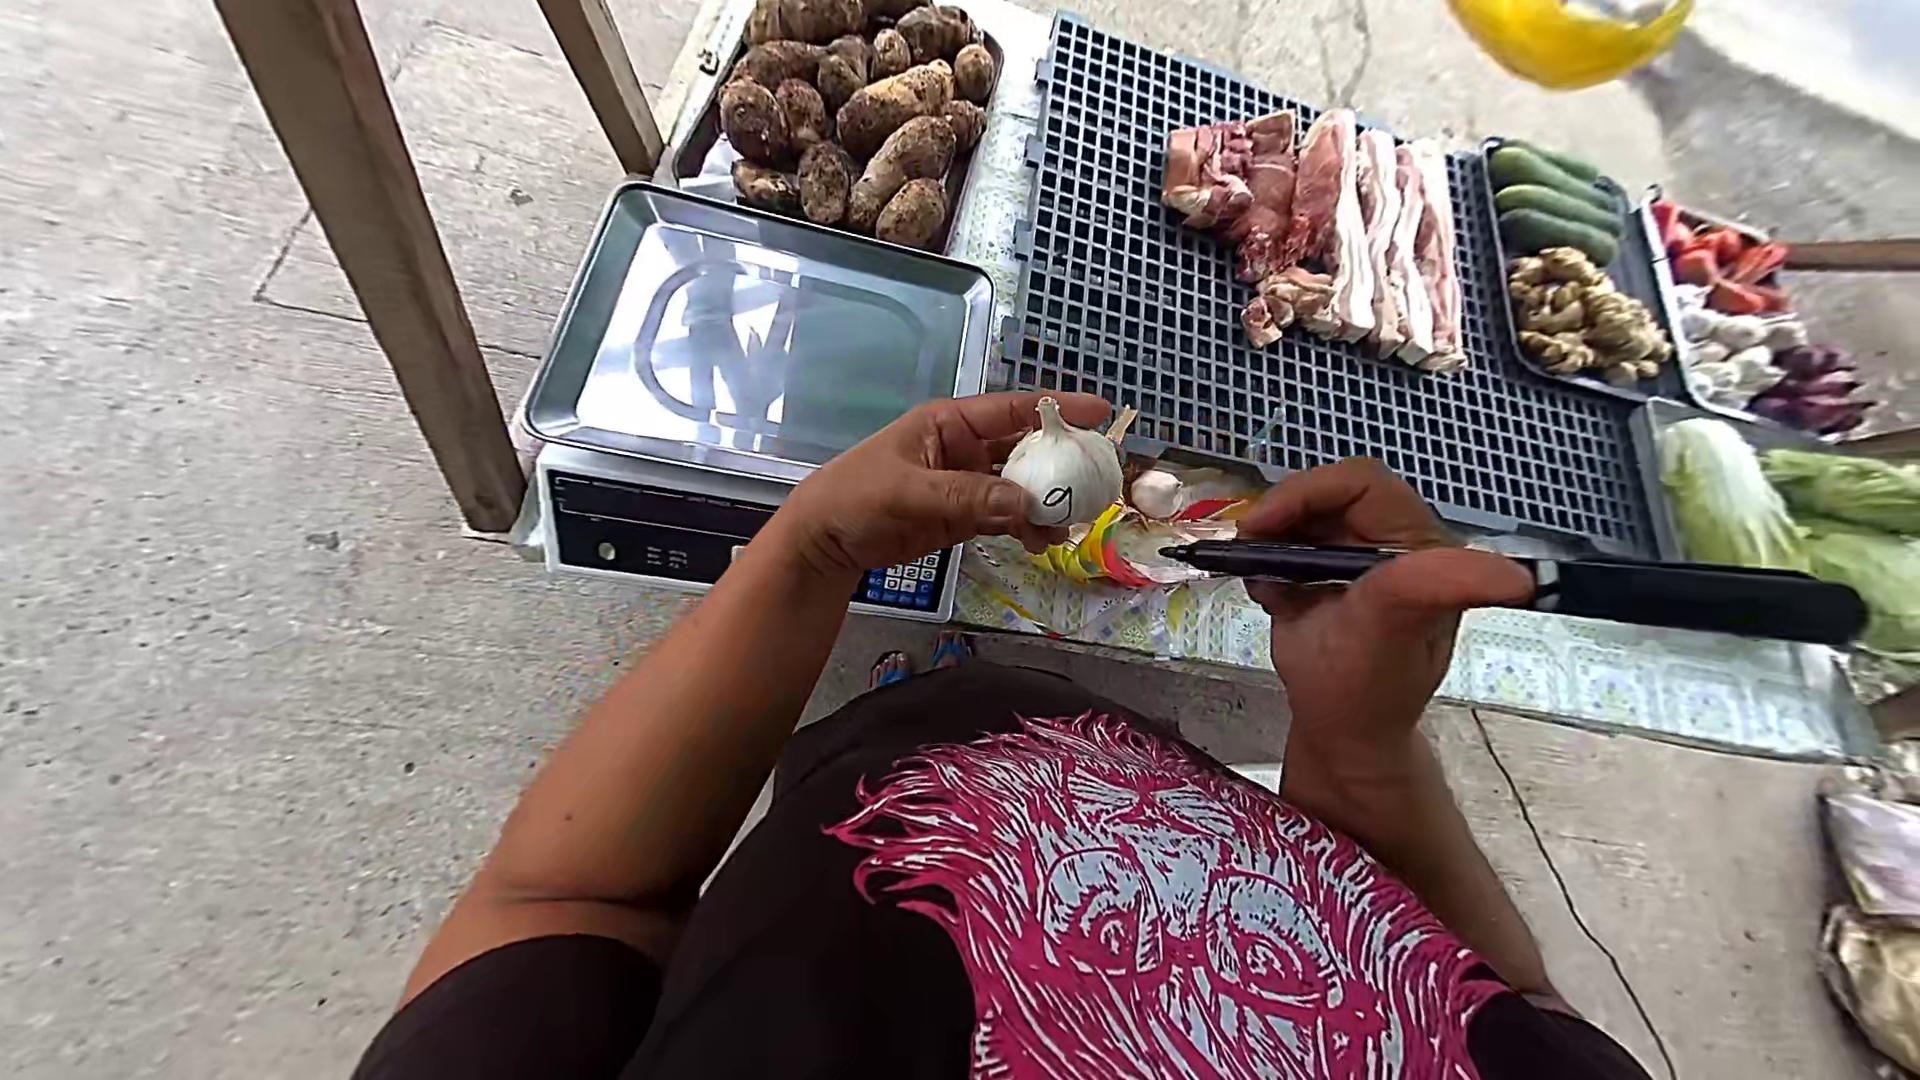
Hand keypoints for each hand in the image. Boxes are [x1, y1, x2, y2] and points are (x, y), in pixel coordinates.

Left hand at [770, 391, 1112, 578]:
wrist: (828, 540)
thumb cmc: (856, 495)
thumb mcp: (907, 490)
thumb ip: (965, 496)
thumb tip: (1024, 505)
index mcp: (951, 423)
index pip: (1011, 410)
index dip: (1056, 409)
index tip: (1099, 414)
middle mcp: (965, 448)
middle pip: (1024, 450)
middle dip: (1059, 463)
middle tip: (1093, 482)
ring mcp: (967, 483)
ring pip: (1019, 487)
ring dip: (1044, 503)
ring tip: (1066, 523)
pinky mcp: (964, 515)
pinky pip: (1004, 516)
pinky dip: (1024, 527)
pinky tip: (1040, 541)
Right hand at [1239, 458, 1533, 761]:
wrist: (1338, 727)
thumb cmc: (1362, 688)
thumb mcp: (1387, 637)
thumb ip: (1421, 594)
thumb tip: (1512, 576)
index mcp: (1418, 548)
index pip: (1362, 485)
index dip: (1306, 492)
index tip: (1260, 526)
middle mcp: (1388, 543)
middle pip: (1326, 494)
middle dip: (1280, 514)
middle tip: (1246, 546)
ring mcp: (1354, 557)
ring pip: (1301, 516)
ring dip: (1268, 539)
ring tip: (1255, 575)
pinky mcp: (1324, 572)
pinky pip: (1286, 543)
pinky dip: (1263, 559)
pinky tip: (1267, 593)